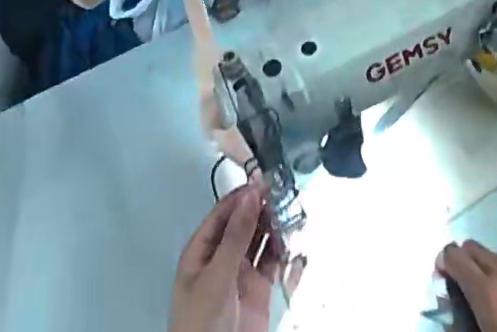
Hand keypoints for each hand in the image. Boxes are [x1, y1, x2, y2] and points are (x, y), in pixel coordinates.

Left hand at [170, 183, 303, 331]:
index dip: (243, 195)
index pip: (223, 213)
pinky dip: (283, 249)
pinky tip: (294, 237)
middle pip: (243, 223)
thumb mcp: (217, 276)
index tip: (265, 179)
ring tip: (293, 210)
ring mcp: (240, 273)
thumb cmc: (203, 321)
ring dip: (274, 226)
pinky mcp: (258, 290)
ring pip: (260, 239)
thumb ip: (236, 235)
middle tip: (285, 191)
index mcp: (201, 251)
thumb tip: (251, 193)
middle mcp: (221, 257)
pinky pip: (272, 262)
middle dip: (262, 208)